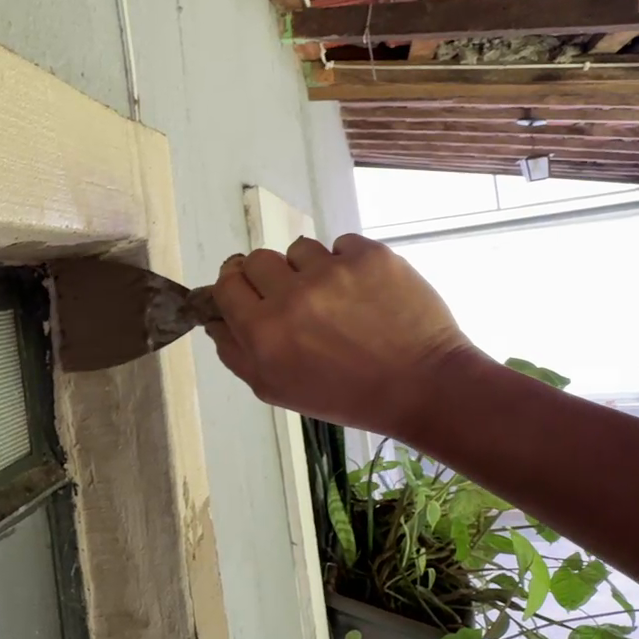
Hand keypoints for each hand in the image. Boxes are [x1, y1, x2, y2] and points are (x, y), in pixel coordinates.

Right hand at [205, 233, 487, 436]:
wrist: (424, 386)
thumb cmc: (342, 395)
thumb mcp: (273, 388)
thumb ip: (234, 352)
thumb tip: (214, 319)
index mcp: (262, 331)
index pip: (226, 283)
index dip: (235, 285)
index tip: (249, 292)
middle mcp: (291, 296)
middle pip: (256, 259)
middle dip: (269, 276)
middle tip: (292, 298)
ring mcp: (332, 272)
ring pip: (298, 249)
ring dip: (308, 268)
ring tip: (333, 296)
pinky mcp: (370, 256)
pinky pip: (340, 244)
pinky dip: (346, 262)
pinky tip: (361, 290)